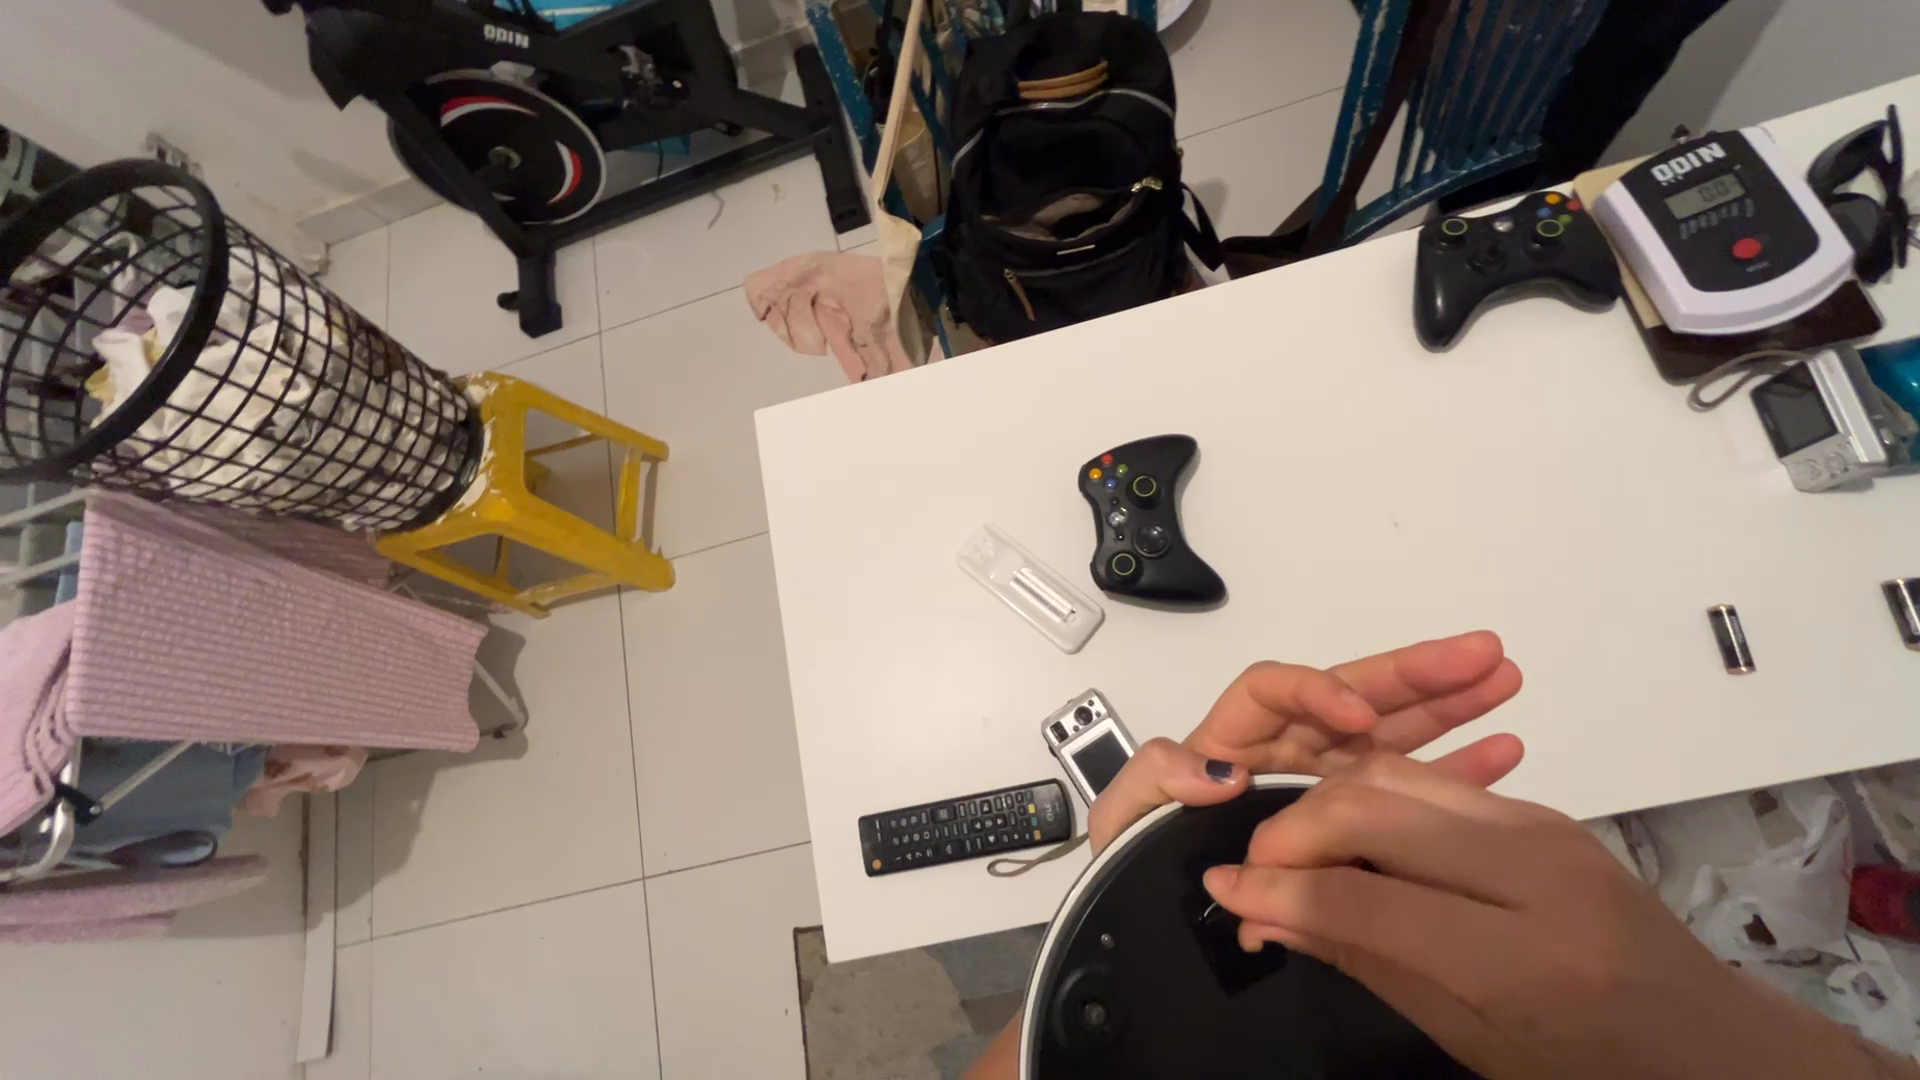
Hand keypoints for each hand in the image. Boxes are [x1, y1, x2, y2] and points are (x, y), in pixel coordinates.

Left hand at [1087, 630, 1524, 852]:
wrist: (1153, 918)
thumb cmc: (1131, 857)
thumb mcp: (1126, 815)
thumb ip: (1155, 777)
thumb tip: (1214, 769)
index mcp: (1232, 740)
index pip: (1271, 690)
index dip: (1314, 691)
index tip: (1358, 714)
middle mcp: (1285, 754)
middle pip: (1347, 698)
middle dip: (1408, 674)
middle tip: (1477, 652)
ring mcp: (1323, 786)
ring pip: (1388, 734)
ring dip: (1444, 705)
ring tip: (1503, 677)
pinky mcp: (1354, 827)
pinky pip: (1409, 789)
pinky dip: (1454, 771)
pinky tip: (1503, 752)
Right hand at [1202, 754, 1913, 1079]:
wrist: (1725, 1053)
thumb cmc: (1593, 1072)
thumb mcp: (1470, 1041)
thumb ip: (1360, 959)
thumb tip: (1259, 914)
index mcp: (1530, 963)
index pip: (1364, 903)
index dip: (1278, 890)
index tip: (1223, 888)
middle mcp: (1537, 873)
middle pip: (1367, 812)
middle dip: (1289, 832)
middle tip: (1256, 867)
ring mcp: (1540, 827)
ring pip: (1386, 775)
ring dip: (1321, 803)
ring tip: (1294, 846)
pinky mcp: (1536, 809)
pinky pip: (1422, 780)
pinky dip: (1366, 796)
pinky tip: (1348, 831)